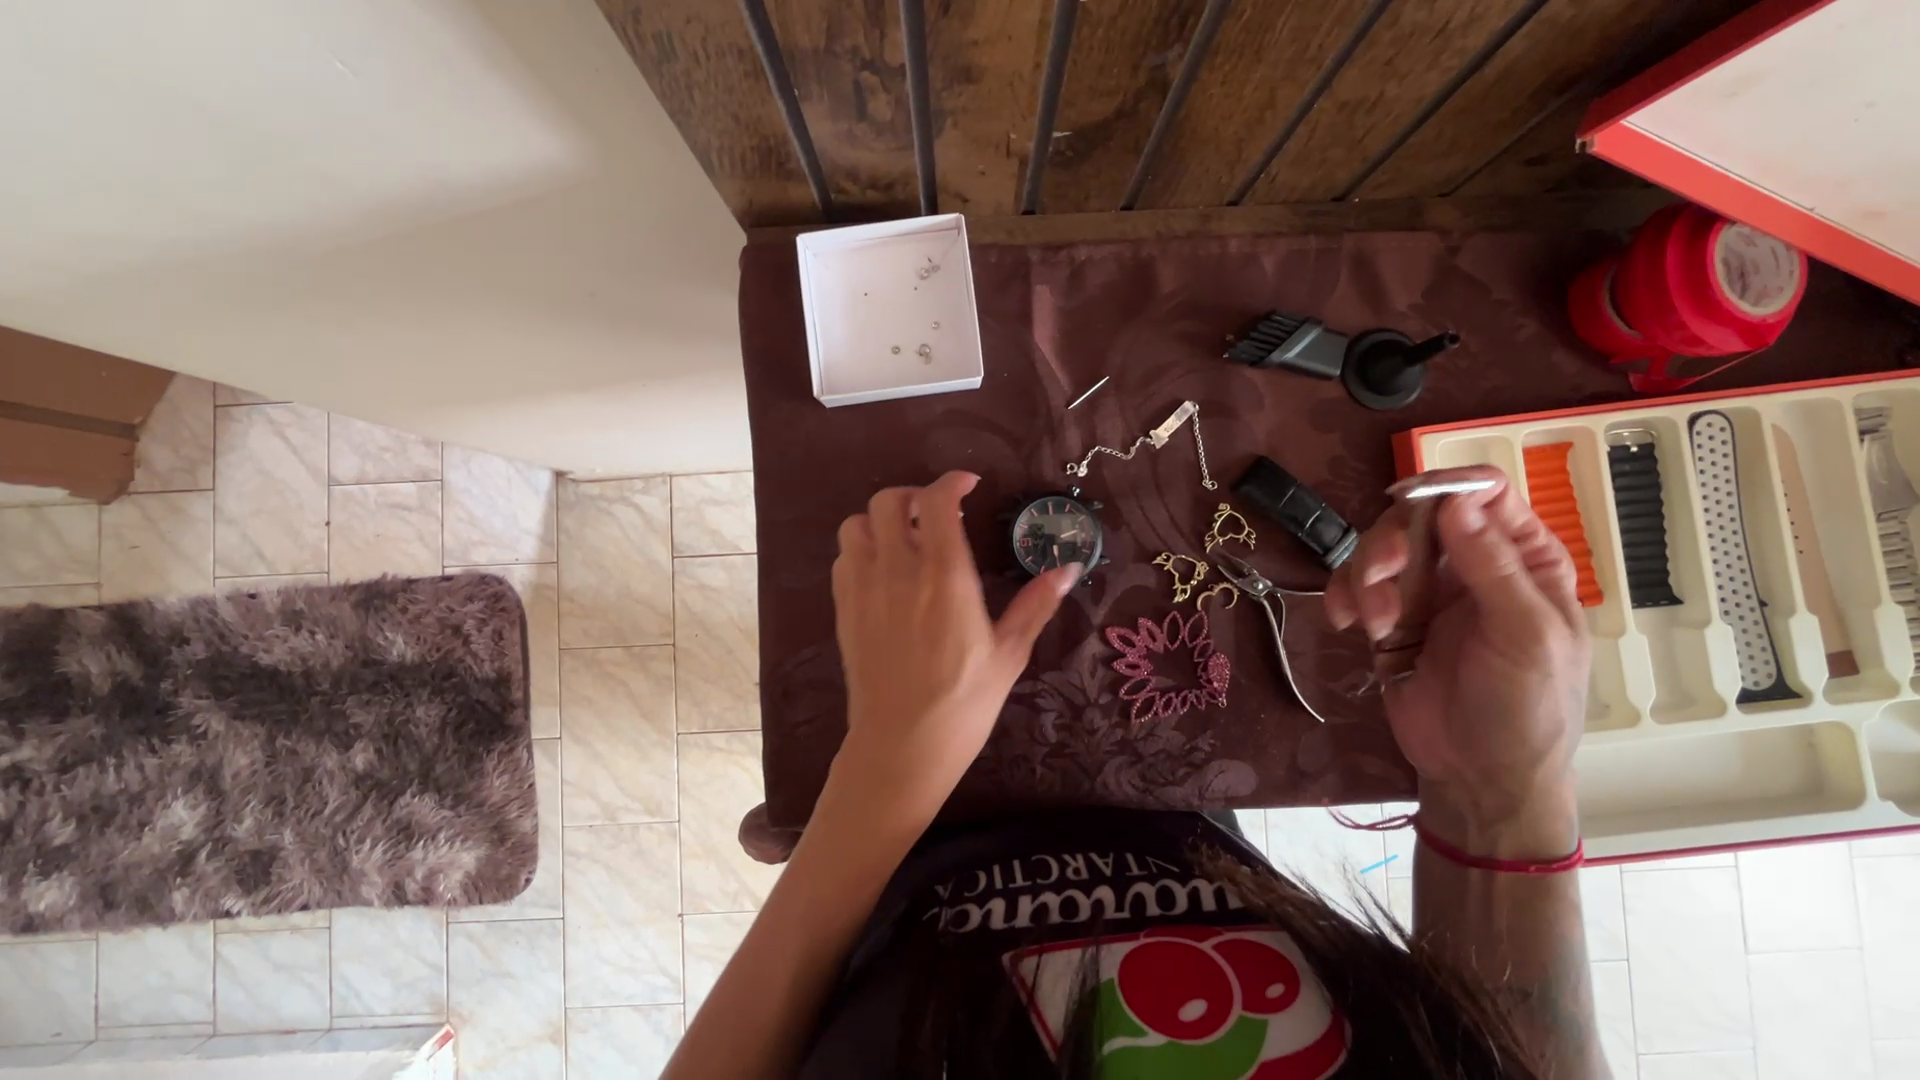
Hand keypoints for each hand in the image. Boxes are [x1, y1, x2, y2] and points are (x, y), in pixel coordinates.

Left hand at [828, 471, 1079, 824]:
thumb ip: (1036, 604)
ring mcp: (864, 589)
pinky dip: (862, 550)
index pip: (936, 500)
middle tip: (936, 515)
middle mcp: (898, 570)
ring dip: (881, 521)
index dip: (951, 481)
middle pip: (888, 500)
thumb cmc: (965, 702)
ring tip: (906, 540)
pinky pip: (843, 559)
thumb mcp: (1010, 653)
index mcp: (944, 575)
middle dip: (913, 496)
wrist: (902, 745)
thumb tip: (1069, 569)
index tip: (968, 485)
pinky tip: (883, 572)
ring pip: (857, 524)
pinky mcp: (844, 610)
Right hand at [1326, 466, 1589, 857]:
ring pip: (1378, 549)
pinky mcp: (1387, 618)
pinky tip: (1350, 627)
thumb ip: (1494, 565)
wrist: (1478, 774)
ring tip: (1372, 624)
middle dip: (1391, 542)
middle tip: (1383, 575)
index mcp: (1521, 559)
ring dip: (1364, 578)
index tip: (1406, 500)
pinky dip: (1344, 599)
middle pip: (1416, 517)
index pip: (1484, 495)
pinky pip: (1355, 586)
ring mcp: (1425, 592)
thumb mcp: (1525, 636)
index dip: (1445, 486)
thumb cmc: (1525, 707)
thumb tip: (1456, 498)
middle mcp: (1470, 565)